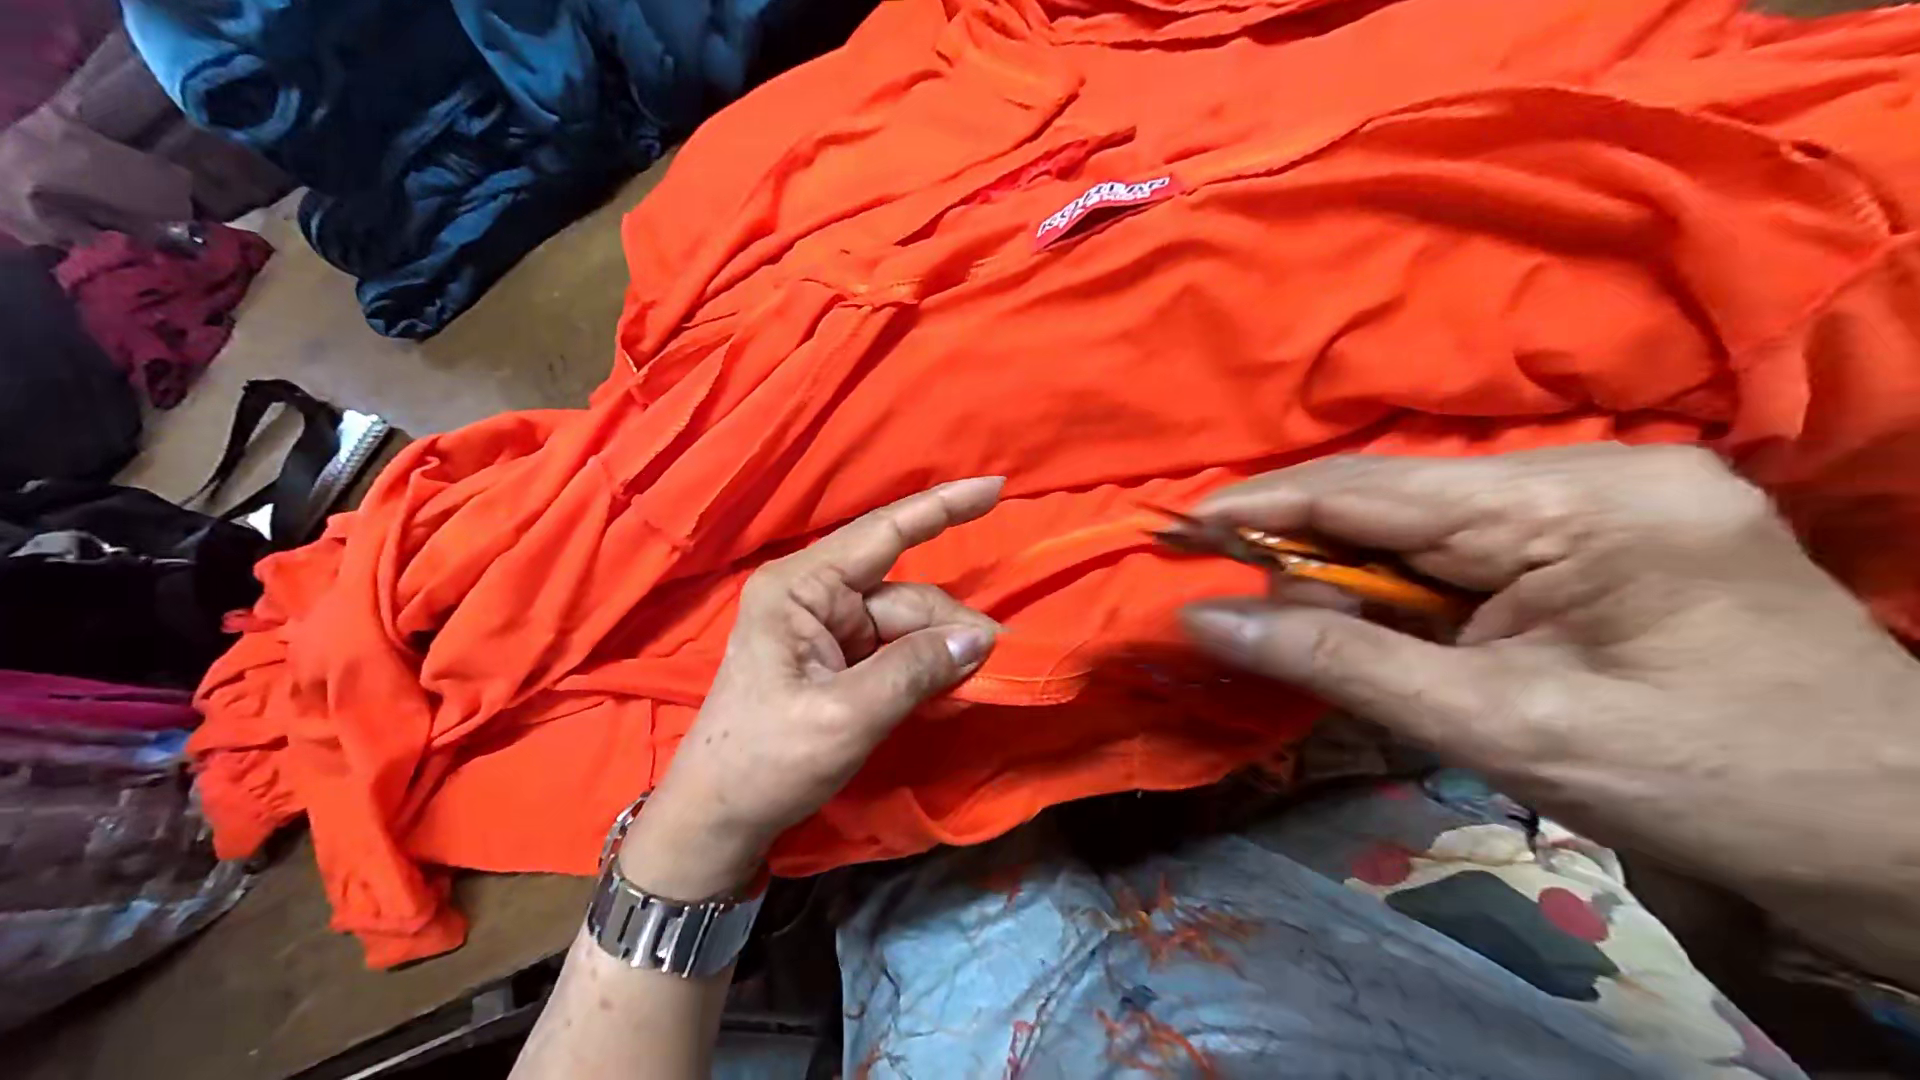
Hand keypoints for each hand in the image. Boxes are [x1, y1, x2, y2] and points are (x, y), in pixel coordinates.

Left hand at [619, 477, 1003, 899]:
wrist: (720, 816)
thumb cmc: (767, 759)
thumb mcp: (846, 715)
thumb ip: (915, 669)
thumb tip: (978, 639)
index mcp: (801, 587)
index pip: (883, 532)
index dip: (942, 508)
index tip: (994, 487)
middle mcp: (815, 596)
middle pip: (904, 594)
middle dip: (950, 624)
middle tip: (997, 658)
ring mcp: (827, 629)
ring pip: (907, 626)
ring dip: (942, 652)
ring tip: (976, 681)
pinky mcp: (838, 660)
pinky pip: (897, 651)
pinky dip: (926, 667)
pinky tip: (952, 686)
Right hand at [1179, 444, 1919, 983]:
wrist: (1903, 843)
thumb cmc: (1711, 790)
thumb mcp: (1500, 729)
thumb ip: (1338, 661)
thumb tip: (1205, 620)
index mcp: (1584, 504)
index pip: (1372, 489)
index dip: (1260, 506)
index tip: (1173, 524)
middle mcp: (1590, 471)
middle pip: (1390, 500)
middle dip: (1300, 550)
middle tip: (1228, 592)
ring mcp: (1599, 494)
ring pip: (1415, 521)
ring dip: (1346, 574)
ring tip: (1306, 621)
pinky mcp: (1596, 529)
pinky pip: (1455, 543)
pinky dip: (1395, 586)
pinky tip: (1379, 622)